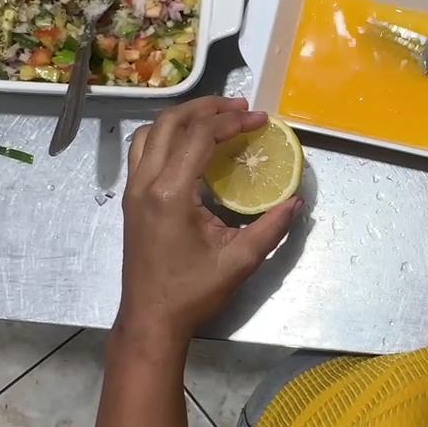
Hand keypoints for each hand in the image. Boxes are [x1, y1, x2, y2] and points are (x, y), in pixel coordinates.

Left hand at [119, 97, 300, 339]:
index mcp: (171, 193)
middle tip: (240, 107)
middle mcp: (146, 183)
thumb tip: (295, 200)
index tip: (260, 118)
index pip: (199, 136)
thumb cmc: (193, 292)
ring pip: (150, 132)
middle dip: (207, 108)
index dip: (232, 121)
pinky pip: (144, 150)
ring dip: (183, 118)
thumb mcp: (240, 261)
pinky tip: (192, 145)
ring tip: (215, 118)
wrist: (152, 319)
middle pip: (170, 122)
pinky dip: (168, 135)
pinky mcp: (132, 199)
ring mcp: (133, 190)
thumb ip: (271, 227)